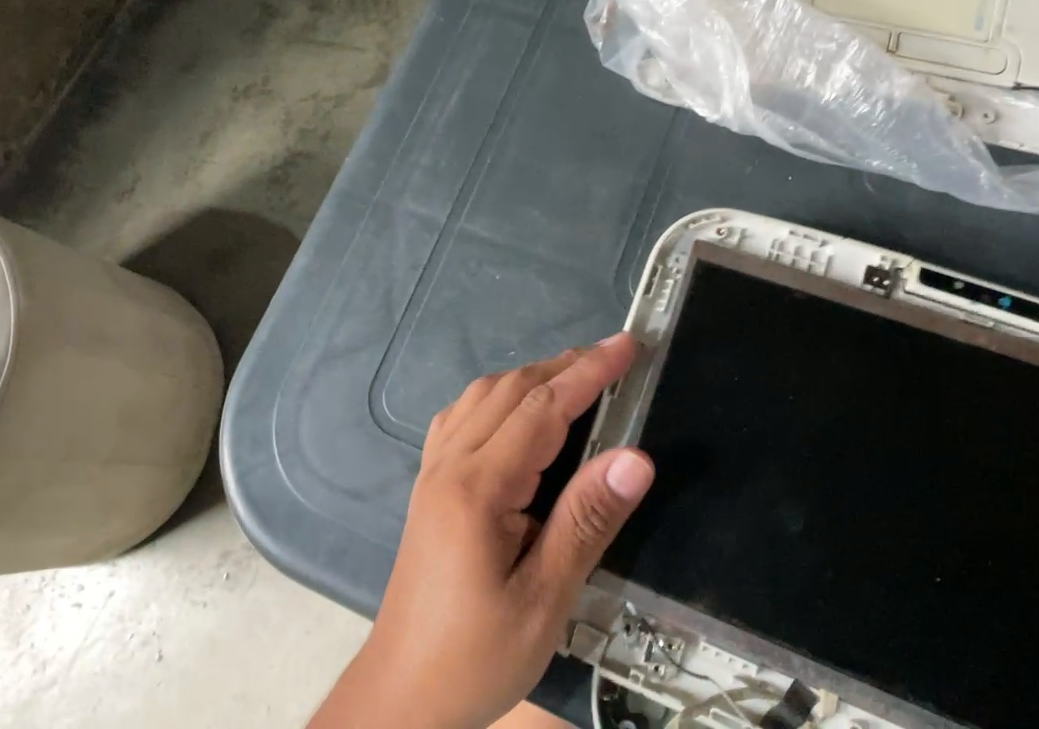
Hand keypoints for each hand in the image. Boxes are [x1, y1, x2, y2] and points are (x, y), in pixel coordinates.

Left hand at [310, 334, 654, 728]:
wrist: (401, 695)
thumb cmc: (476, 655)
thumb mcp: (544, 600)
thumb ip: (586, 522)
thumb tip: (636, 458)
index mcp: (478, 488)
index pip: (543, 409)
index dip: (589, 372)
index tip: (629, 346)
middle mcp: (450, 466)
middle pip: (511, 392)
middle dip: (565, 366)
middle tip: (616, 355)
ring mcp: (433, 474)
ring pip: (482, 398)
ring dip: (532, 377)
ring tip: (577, 375)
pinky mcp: (428, 488)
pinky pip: (463, 418)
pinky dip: (499, 397)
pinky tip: (516, 411)